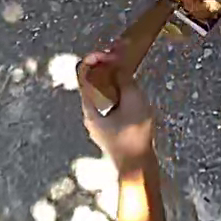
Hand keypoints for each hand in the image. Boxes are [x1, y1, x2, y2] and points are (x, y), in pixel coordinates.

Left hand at [79, 49, 156, 169]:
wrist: (137, 167)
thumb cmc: (135, 134)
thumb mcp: (133, 101)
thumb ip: (124, 80)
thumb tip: (116, 65)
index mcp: (90, 107)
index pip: (83, 76)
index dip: (93, 59)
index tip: (108, 53)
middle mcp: (89, 114)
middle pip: (91, 84)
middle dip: (104, 68)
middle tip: (119, 59)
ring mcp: (97, 123)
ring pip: (99, 95)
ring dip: (110, 80)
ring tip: (125, 74)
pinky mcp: (106, 129)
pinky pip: (106, 105)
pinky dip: (114, 93)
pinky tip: (129, 94)